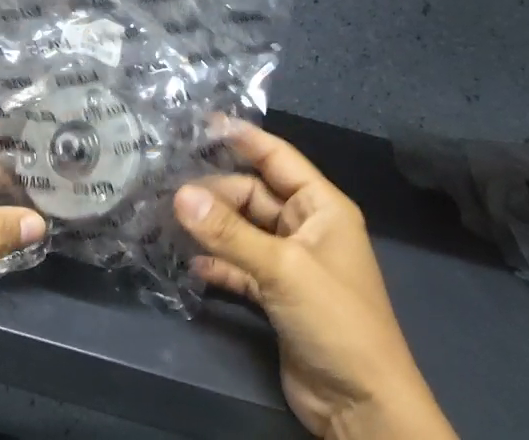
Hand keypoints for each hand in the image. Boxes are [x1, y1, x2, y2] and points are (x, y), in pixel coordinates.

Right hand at [174, 121, 457, 439]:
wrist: (363, 405)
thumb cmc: (335, 320)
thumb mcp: (283, 269)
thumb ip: (230, 233)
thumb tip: (178, 194)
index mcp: (322, 208)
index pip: (277, 158)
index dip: (241, 138)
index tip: (199, 122)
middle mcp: (305, 227)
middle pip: (252, 194)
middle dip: (214, 191)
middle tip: (166, 186)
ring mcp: (290, 262)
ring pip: (242, 230)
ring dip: (210, 227)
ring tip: (166, 217)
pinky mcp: (276, 294)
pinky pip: (239, 266)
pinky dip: (217, 263)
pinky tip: (188, 261)